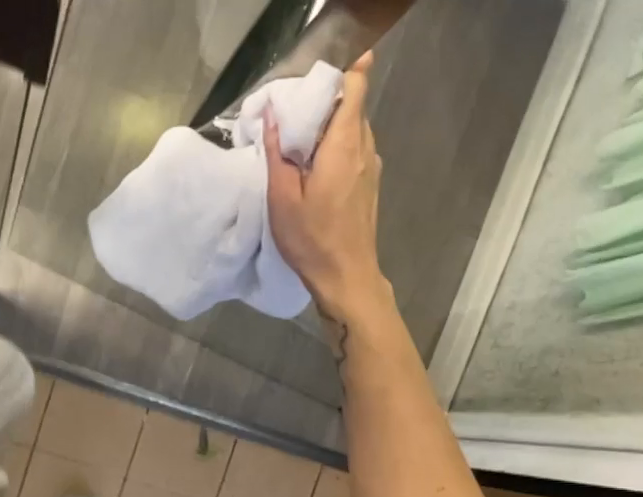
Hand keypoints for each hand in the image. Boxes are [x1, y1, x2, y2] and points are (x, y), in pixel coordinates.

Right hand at [264, 52, 390, 320]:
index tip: (311, 83)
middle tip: (292, 117)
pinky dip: (336, 149)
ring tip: (298, 146)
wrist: (347, 277)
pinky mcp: (371, 184)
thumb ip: (277, 154)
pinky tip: (313, 170)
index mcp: (345, 144)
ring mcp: (372, 167)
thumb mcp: (282, 199)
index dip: (339, 73)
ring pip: (353, 129)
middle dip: (325, 103)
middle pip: (352, 106)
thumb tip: (270, 117)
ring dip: (329, 129)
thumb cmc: (312, 239)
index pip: (355, 85)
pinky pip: (355, 150)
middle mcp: (365, 148)